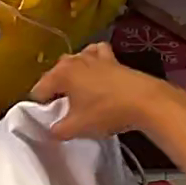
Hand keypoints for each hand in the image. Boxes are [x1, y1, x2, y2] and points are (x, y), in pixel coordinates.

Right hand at [31, 42, 173, 139]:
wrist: (146, 102)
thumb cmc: (106, 112)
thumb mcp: (77, 128)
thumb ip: (58, 130)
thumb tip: (51, 131)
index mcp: (61, 74)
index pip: (39, 89)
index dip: (40, 105)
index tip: (48, 117)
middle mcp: (74, 61)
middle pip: (55, 73)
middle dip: (55, 88)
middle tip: (62, 107)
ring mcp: (94, 57)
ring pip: (75, 60)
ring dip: (72, 72)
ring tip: (77, 89)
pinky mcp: (113, 59)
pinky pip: (96, 54)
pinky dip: (93, 59)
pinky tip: (96, 71)